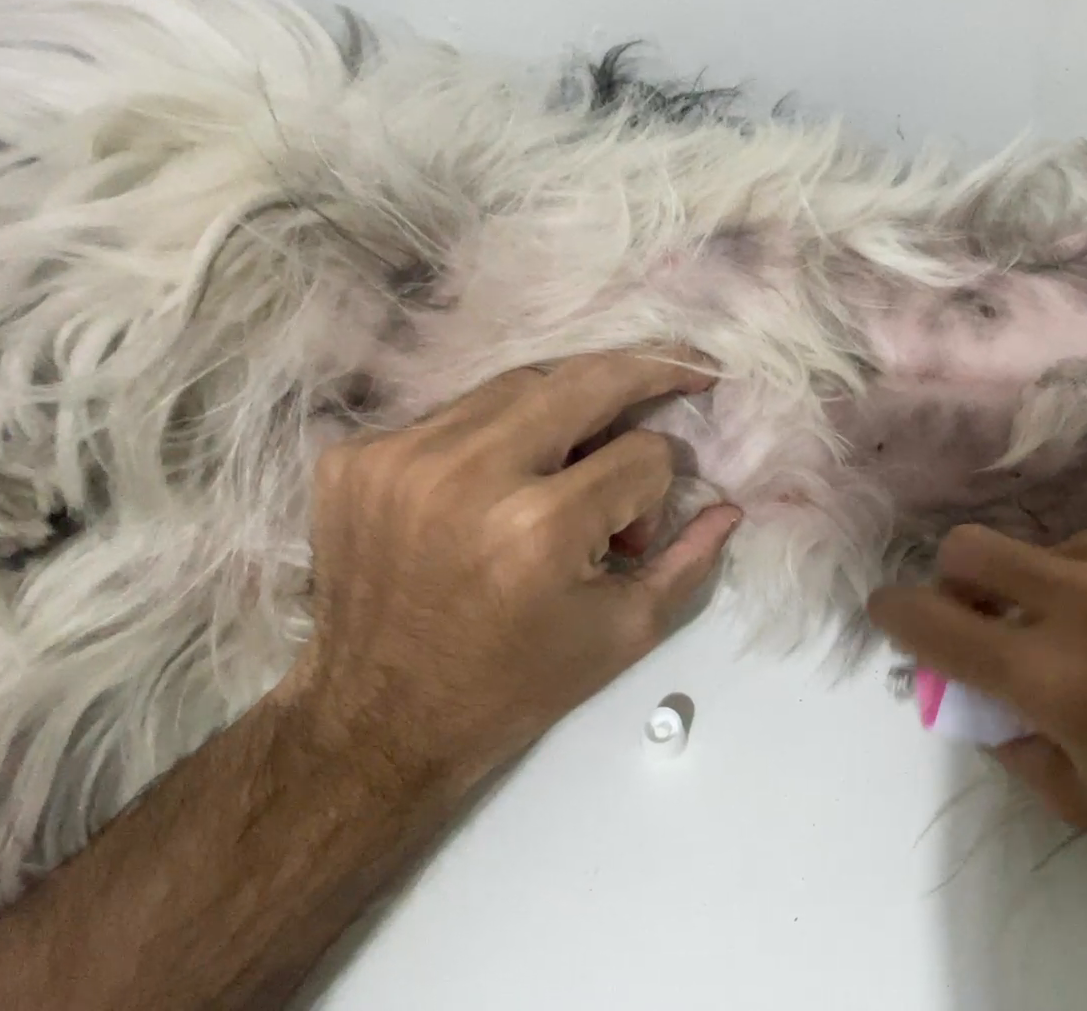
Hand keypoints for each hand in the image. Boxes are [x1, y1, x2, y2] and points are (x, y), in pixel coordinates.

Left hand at [279, 351, 739, 792]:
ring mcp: (401, 456)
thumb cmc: (518, 683)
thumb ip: (689, 560)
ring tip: (591, 439)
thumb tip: (729, 506)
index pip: (642, 456)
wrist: (380, 718)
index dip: (660, 486)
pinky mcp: (356, 456)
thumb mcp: (625, 633)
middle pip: (584, 381)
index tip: (637, 533)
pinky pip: (458, 413)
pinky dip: (501, 430)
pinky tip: (512, 468)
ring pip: (521, 385)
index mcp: (541, 527)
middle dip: (647, 370)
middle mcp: (469, 474)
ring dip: (571, 403)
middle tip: (687, 369)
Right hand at [868, 503, 1086, 874]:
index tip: (889, 609)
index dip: (895, 613)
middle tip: (989, 613)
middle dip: (958, 580)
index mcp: (1055, 678)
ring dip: (1052, 586)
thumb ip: (1004, 738)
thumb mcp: (1079, 798)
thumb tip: (965, 687)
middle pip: (970, 547)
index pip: (932, 623)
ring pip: (1047, 547)